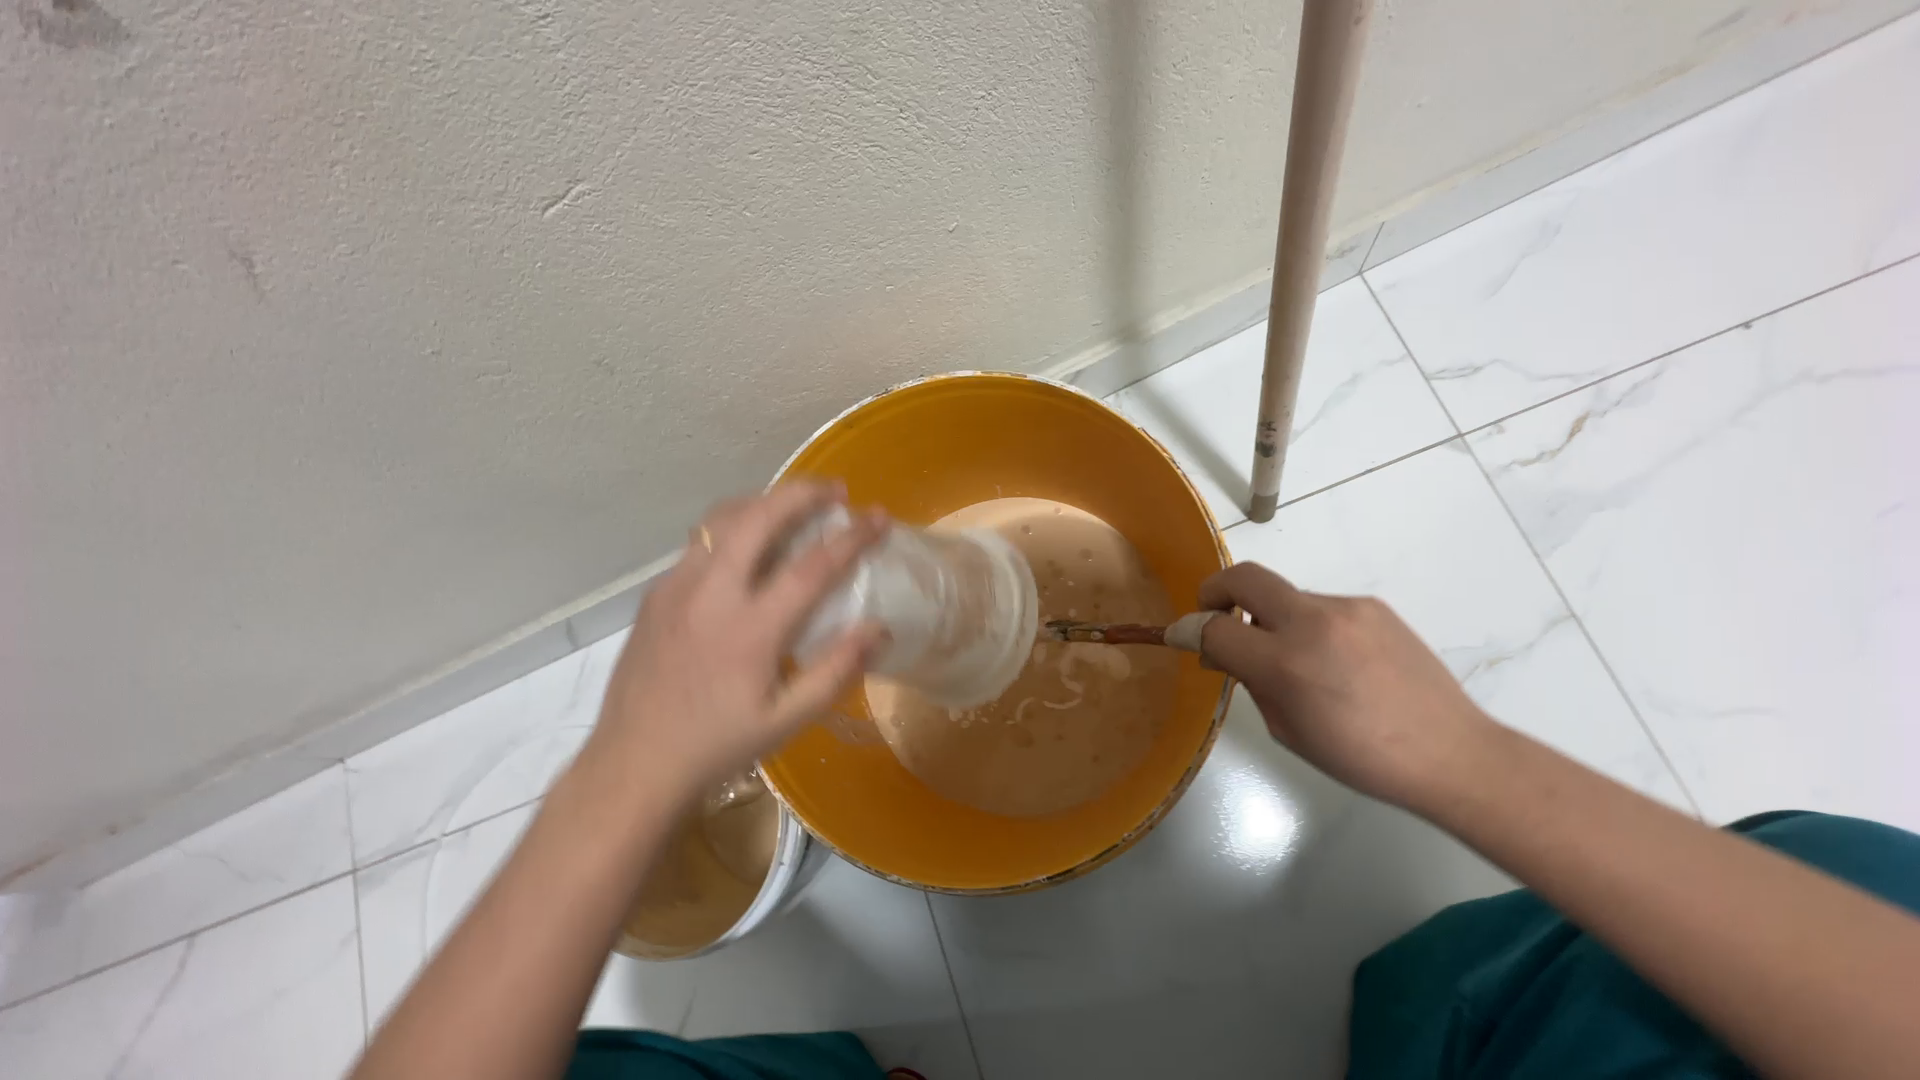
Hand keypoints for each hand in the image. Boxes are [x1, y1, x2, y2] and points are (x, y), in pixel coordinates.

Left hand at [587, 482, 889, 802]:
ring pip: (722, 519)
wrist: (634, 762)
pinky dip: (733, 530)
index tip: (879, 517)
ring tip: (793, 506)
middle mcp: (709, 594)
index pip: (812, 566)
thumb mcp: (787, 720)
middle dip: (802, 493)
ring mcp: (675, 587)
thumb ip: (837, 670)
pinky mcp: (656, 594)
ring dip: (763, 502)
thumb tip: (880, 629)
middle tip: (835, 491)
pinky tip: (747, 552)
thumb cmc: (717, 745)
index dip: (852, 537)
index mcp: (750, 630)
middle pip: (759, 517)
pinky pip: (699, 544)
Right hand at [1197, 562, 1499, 810]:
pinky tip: (1331, 662)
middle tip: (1212, 615)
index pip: (1215, 629)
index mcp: (1287, 663)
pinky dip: (1307, 626)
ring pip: (1285, 597)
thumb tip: (1224, 651)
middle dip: (1215, 591)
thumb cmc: (1360, 757)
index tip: (1179, 637)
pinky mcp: (1373, 606)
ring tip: (1292, 660)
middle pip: (1243, 577)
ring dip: (1270, 618)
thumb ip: (1251, 681)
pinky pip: (1320, 607)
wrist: (1450, 752)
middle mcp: (1313, 622)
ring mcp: (1347, 608)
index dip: (1188, 631)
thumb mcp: (1287, 729)